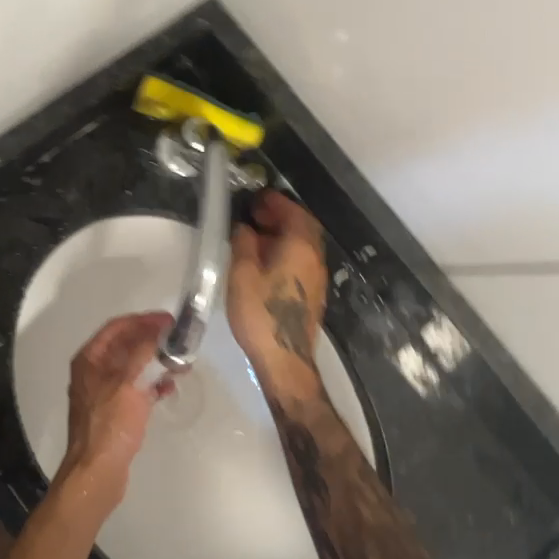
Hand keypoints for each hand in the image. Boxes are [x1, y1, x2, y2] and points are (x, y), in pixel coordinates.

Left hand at [57, 310, 172, 516]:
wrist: (97, 472)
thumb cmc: (110, 424)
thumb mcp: (129, 383)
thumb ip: (144, 352)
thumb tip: (159, 332)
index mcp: (90, 359)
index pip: (117, 327)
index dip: (143, 320)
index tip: (168, 320)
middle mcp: (93, 371)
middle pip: (125, 345)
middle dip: (152, 340)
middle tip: (178, 339)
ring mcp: (103, 392)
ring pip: (132, 367)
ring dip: (155, 361)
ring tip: (180, 362)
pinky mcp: (114, 411)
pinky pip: (135, 388)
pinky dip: (151, 384)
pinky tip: (169, 387)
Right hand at [227, 191, 328, 393]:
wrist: (286, 360)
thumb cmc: (261, 313)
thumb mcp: (242, 274)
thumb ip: (244, 244)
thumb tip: (245, 227)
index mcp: (300, 247)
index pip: (293, 212)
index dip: (275, 202)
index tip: (256, 198)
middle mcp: (314, 257)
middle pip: (303, 226)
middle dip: (281, 215)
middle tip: (256, 214)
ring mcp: (317, 277)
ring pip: (304, 244)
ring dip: (283, 234)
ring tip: (256, 236)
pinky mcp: (313, 293)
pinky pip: (302, 259)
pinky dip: (287, 250)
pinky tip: (266, 261)